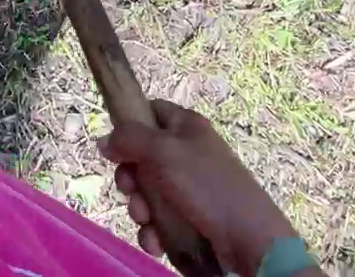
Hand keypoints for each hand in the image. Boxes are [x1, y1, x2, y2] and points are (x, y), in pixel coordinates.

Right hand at [98, 100, 303, 275]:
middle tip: (131, 190)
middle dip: (130, 177)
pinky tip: (156, 241)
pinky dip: (153, 231)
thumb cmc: (206, 186)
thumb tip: (103, 141)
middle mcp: (186, 153)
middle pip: (141, 156)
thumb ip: (128, 139)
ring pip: (147, 191)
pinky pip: (160, 220)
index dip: (129, 124)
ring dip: (140, 208)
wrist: (250, 244)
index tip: (116, 145)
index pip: (149, 111)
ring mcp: (190, 189)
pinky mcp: (192, 220)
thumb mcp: (162, 151)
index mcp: (185, 126)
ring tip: (147, 222)